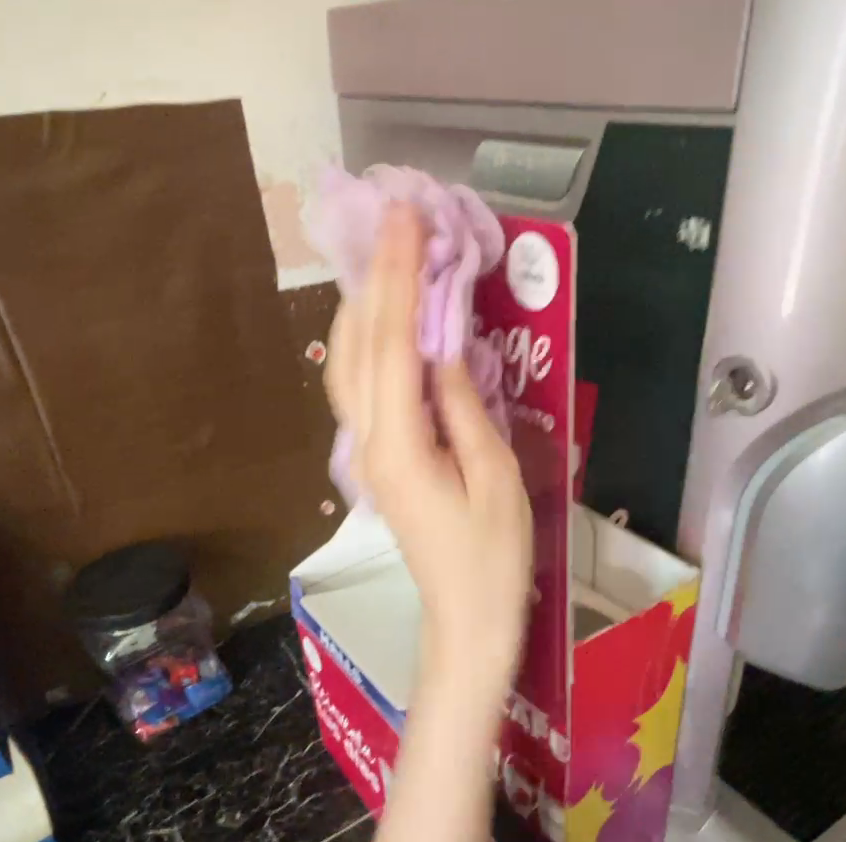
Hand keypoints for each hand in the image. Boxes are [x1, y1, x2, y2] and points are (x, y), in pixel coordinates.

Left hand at [323, 205, 532, 694]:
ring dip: (363, 307)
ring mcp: (365, 454)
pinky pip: (360, 389)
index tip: (405, 219)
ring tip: (385, 256)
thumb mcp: (496, 478)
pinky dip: (368, 344)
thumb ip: (463, 408)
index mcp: (399, 445)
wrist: (465, 618)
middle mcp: (368, 443)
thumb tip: (443, 348)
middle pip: (359, 346)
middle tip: (394, 220)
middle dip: (376, 277)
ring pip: (349, 366)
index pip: (394, 343)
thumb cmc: (493, 557)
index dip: (399, 277)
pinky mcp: (376, 462)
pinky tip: (384, 322)